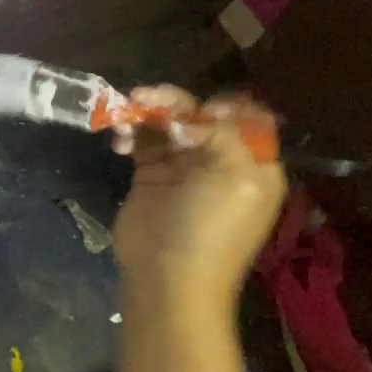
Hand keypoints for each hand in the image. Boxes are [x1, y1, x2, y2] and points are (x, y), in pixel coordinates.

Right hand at [111, 87, 286, 309]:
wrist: (167, 274)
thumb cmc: (209, 226)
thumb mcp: (235, 178)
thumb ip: (220, 133)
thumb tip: (182, 119)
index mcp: (253, 164)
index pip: (245, 117)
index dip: (222, 105)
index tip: (200, 108)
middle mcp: (220, 160)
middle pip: (198, 113)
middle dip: (171, 102)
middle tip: (143, 97)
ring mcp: (182, 166)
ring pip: (165, 121)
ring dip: (144, 113)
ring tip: (123, 115)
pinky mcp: (150, 172)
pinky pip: (139, 138)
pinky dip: (128, 132)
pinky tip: (118, 142)